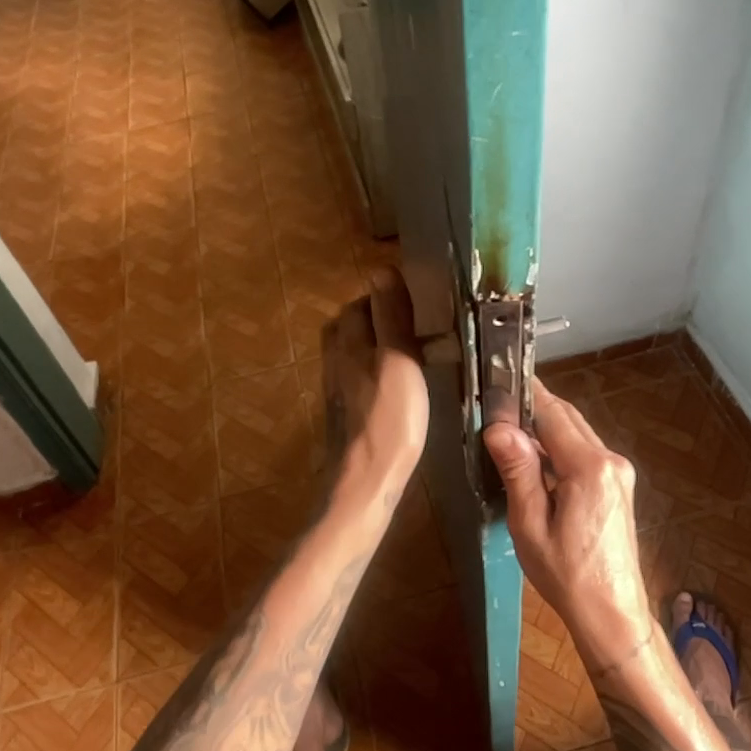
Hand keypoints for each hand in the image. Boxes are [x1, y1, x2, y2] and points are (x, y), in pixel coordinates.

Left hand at [321, 267, 429, 476]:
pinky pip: (355, 379)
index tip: (414, 300)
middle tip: (410, 323)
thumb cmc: (387, 419)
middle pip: (348, 327)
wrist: (364, 482)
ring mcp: (337, 391)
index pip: (360, 306)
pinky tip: (393, 387)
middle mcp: (335, 362)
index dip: (384, 298)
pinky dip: (372, 372)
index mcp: (348, 343)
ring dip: (372, 346)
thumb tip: (381, 269)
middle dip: (374, 319)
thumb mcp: (398, 361)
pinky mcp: (344, 415)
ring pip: (349, 354)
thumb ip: (390, 317)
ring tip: (405, 351)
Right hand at [484, 381, 655, 671]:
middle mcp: (611, 461)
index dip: (523, 396)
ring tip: (510, 432)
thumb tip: (499, 428)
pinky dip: (560, 446)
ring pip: (578, 433)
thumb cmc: (566, 575)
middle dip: (533, 408)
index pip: (552, 413)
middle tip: (497, 405)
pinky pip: (585, 451)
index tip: (497, 381)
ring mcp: (620, 473)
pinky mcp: (619, 485)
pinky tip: (536, 460)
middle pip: (568, 418)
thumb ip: (518, 471)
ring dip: (546, 427)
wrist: (611, 614)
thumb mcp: (530, 525)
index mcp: (589, 468)